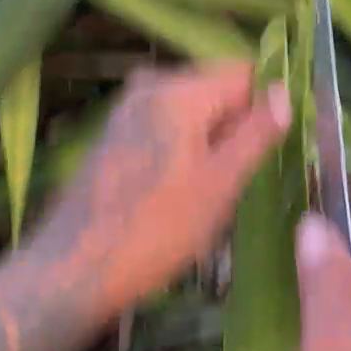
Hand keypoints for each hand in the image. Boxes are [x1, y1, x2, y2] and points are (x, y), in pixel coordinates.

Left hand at [39, 62, 290, 316]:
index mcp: (180, 91)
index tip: (280, 142)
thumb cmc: (154, 230)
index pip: (246, 72)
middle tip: (247, 174)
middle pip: (219, 88)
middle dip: (240, 123)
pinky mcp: (114, 135)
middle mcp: (151, 86)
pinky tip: (186, 189)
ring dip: (215, 138)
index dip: (269, 103)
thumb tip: (285, 91)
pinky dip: (187, 146)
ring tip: (219, 186)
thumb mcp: (221, 184)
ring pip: (195, 109)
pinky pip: (168, 124)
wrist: (66, 278)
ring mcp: (127, 110)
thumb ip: (257, 132)